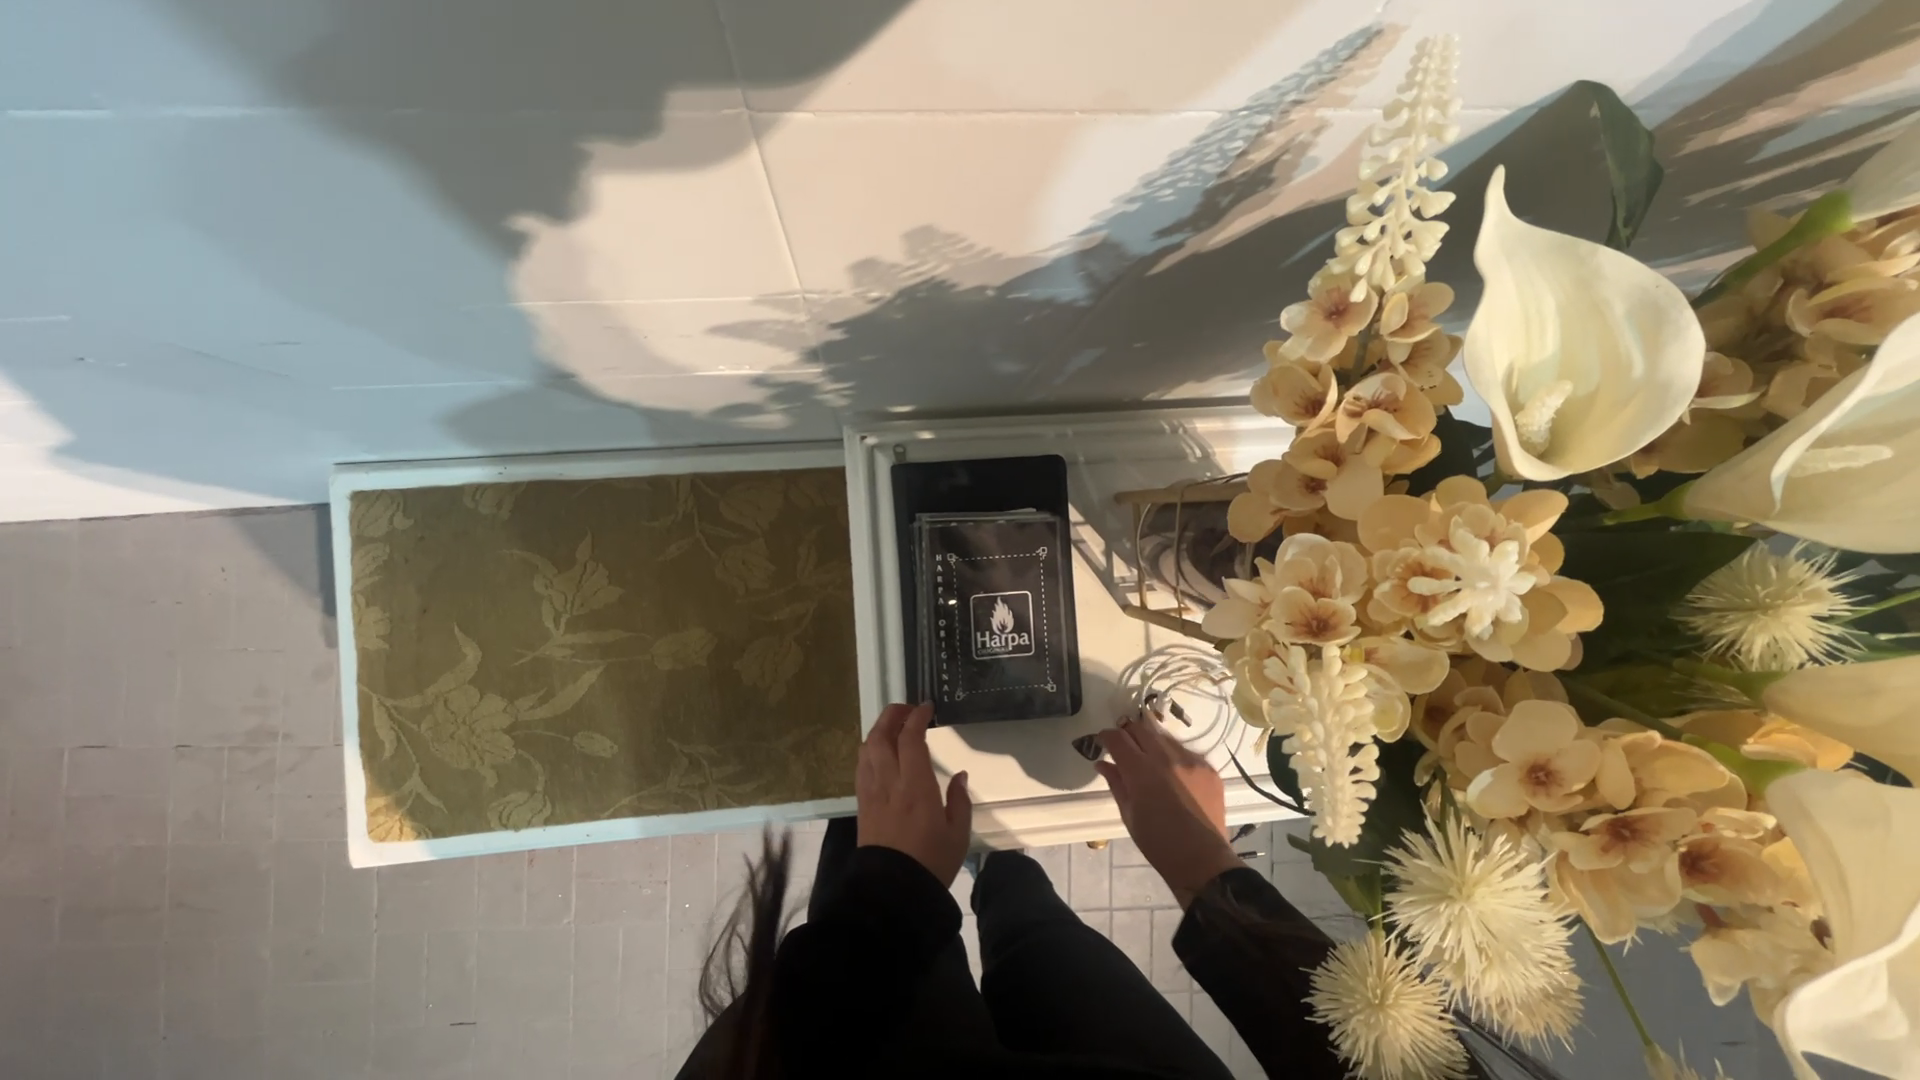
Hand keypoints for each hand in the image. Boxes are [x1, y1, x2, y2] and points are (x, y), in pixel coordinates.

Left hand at [856, 703, 972, 885]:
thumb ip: (959, 799)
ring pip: (867, 748)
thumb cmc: (931, 862)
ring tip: (893, 727)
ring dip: (879, 730)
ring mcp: (871, 792)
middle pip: (881, 736)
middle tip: (908, 709)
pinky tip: (879, 753)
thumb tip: (958, 775)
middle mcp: (889, 782)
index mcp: (916, 786)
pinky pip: (862, 766)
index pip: (910, 738)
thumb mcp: (958, 833)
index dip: (917, 717)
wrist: (893, 893)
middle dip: (893, 715)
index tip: (927, 707)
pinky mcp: (862, 804)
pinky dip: (870, 750)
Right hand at [1096, 712, 1241, 908]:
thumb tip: (1102, 763)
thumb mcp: (1129, 814)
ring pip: (1165, 737)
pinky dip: (1173, 757)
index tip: (1103, 740)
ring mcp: (1191, 760)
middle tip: (1124, 746)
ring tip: (1149, 760)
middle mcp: (1167, 757)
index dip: (1107, 736)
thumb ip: (1116, 782)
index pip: (1118, 738)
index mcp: (1141, 771)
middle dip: (1128, 733)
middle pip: (1141, 729)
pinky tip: (1173, 775)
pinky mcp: (1209, 768)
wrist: (1203, 861)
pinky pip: (1185, 752)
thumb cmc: (1158, 844)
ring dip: (1152, 742)